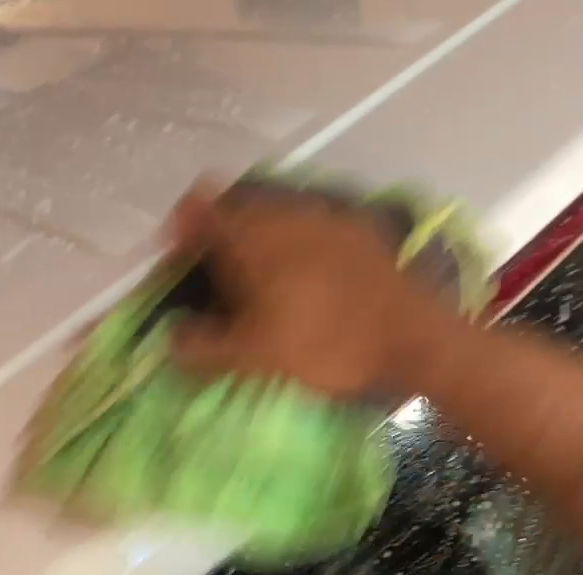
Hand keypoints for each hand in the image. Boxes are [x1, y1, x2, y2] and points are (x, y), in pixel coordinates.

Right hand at [168, 182, 463, 398]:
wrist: (412, 337)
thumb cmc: (326, 345)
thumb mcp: (255, 357)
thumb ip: (203, 346)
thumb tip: (170, 339)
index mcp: (249, 235)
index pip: (194, 208)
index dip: (180, 234)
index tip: (182, 267)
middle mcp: (283, 211)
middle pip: (234, 212)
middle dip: (220, 243)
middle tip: (221, 287)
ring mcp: (325, 216)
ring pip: (274, 219)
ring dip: (259, 246)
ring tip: (265, 291)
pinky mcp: (357, 230)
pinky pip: (310, 230)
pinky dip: (297, 250)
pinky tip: (308, 285)